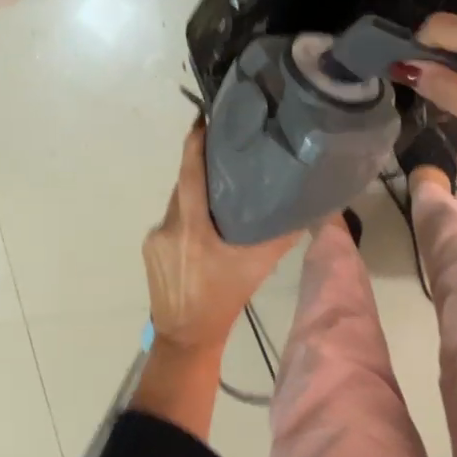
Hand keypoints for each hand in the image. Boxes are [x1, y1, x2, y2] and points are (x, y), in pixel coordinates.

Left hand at [143, 120, 300, 351]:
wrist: (185, 337)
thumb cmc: (224, 299)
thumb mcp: (257, 267)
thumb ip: (280, 236)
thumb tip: (307, 210)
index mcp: (191, 227)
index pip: (189, 172)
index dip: (195, 142)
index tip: (204, 118)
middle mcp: (169, 226)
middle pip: (183, 183)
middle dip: (200, 167)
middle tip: (224, 150)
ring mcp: (155, 237)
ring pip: (177, 202)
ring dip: (195, 195)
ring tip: (219, 188)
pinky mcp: (150, 248)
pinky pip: (171, 221)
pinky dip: (186, 216)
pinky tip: (205, 225)